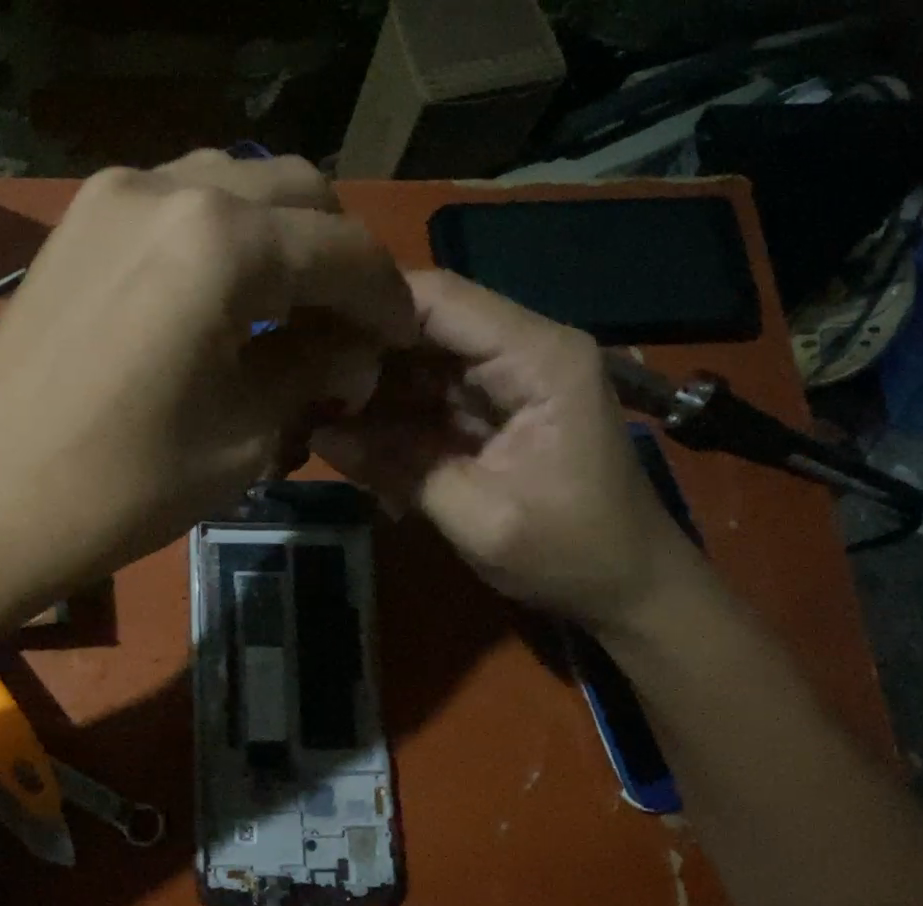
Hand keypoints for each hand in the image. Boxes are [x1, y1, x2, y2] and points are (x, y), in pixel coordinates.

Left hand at [0, 150, 414, 624]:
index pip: (342, 250)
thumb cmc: (116, 489)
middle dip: (335, 257)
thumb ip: (310, 371)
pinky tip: (220, 299)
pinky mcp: (74, 226)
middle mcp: (169, 188)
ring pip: (232, 188)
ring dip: (277, 239)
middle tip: (345, 328)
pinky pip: (172, 207)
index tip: (399, 342)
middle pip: (293, 194)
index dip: (385, 298)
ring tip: (288, 312)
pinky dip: (216, 239)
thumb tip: (353, 347)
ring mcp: (110, 197)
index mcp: (223, 240)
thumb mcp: (242, 437)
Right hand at [314, 269, 701, 627]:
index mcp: (537, 357)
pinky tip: (340, 429)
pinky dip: (385, 410)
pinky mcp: (490, 408)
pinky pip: (425, 393)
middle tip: (292, 374)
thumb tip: (319, 433)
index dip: (367, 306)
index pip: (439, 300)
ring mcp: (506, 378)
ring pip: (417, 356)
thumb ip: (398, 467)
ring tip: (304, 403)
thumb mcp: (479, 517)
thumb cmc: (571, 553)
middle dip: (357, 346)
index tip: (301, 333)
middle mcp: (522, 349)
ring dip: (365, 380)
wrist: (630, 589)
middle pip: (423, 321)